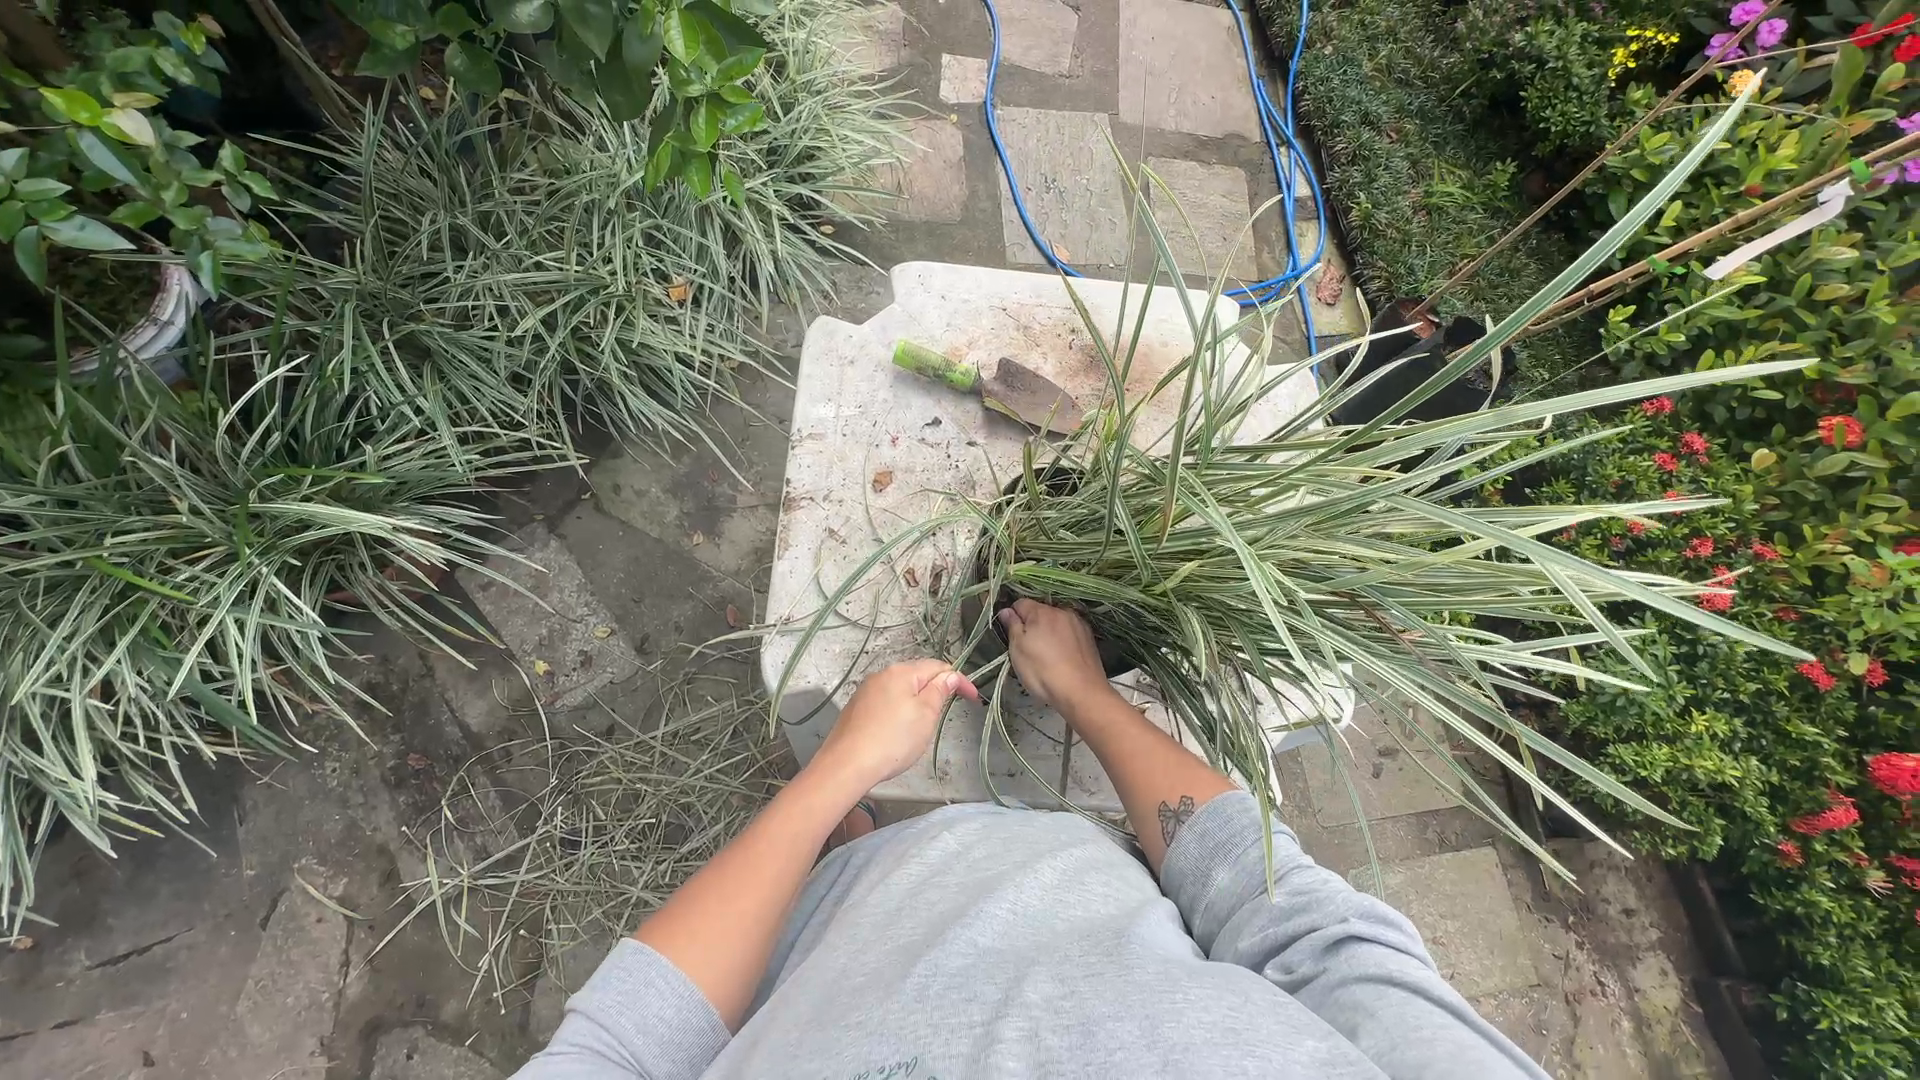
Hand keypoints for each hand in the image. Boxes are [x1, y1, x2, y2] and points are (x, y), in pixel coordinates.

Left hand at [812, 659, 980, 789]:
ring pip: (901, 690)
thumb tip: (948, 676)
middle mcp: (881, 675)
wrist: (846, 765)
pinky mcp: (856, 709)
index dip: (959, 680)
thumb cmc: (892, 740)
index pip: (938, 666)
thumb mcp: (925, 715)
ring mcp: (866, 692)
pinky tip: (898, 733)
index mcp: (900, 672)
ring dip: (917, 702)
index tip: (974, 698)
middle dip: (936, 690)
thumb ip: (939, 691)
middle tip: (946, 714)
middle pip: (917, 676)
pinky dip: (899, 712)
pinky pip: (886, 703)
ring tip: (922, 727)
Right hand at [997, 599, 1115, 713]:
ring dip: (1049, 632)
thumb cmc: (1043, 671)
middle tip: (1028, 649)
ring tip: (1047, 656)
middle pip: (1040, 611)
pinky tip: (1063, 658)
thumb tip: (1006, 610)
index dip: (1012, 617)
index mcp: (1042, 612)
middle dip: (1032, 625)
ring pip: (1056, 622)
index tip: (1011, 635)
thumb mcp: (1018, 649)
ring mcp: (1078, 624)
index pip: (1020, 603)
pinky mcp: (1089, 637)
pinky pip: (1069, 632)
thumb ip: (1012, 626)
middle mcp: (1062, 611)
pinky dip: (1063, 640)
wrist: (1081, 692)